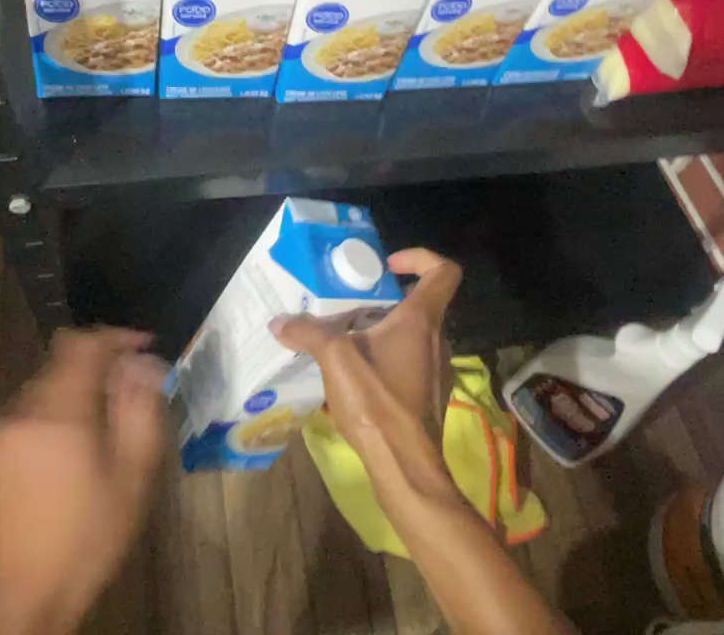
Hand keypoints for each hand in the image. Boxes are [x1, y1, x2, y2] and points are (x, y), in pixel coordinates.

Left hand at [0, 328, 165, 634]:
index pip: (85, 345)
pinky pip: (23, 412)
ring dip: (72, 394)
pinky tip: (62, 453)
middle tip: (127, 393)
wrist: (25, 594)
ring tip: (96, 432)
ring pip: (42, 387)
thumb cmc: (89, 537)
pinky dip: (48, 416)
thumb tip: (144, 364)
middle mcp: (22, 410)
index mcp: (62, 413)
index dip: (116, 337)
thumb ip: (140, 409)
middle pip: (62, 363)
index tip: (143, 345)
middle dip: (97, 369)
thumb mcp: (132, 476)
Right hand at [276, 252, 572, 634]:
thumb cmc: (377, 401)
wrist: (404, 465)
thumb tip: (280, 322)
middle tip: (350, 306)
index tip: (388, 265)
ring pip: (412, 336)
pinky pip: (409, 363)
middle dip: (385, 300)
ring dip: (383, 332)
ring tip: (346, 342)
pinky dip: (386, 360)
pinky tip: (356, 378)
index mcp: (422, 320)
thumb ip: (308, 332)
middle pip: (421, 304)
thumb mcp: (335, 358)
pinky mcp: (428, 397)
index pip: (444, 272)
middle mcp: (437, 341)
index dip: (420, 257)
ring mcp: (437, 371)